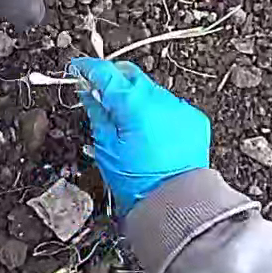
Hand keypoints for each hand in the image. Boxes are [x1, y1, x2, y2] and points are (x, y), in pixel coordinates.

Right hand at [67, 58, 210, 213]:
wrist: (177, 204)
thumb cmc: (139, 182)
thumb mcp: (106, 147)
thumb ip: (97, 113)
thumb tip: (88, 91)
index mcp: (135, 104)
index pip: (107, 72)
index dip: (89, 68)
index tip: (79, 67)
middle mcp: (160, 99)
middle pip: (130, 75)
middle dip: (113, 80)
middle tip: (98, 94)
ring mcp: (178, 108)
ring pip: (150, 90)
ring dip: (135, 98)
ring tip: (126, 122)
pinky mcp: (193, 119)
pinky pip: (168, 106)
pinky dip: (156, 112)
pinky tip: (149, 132)